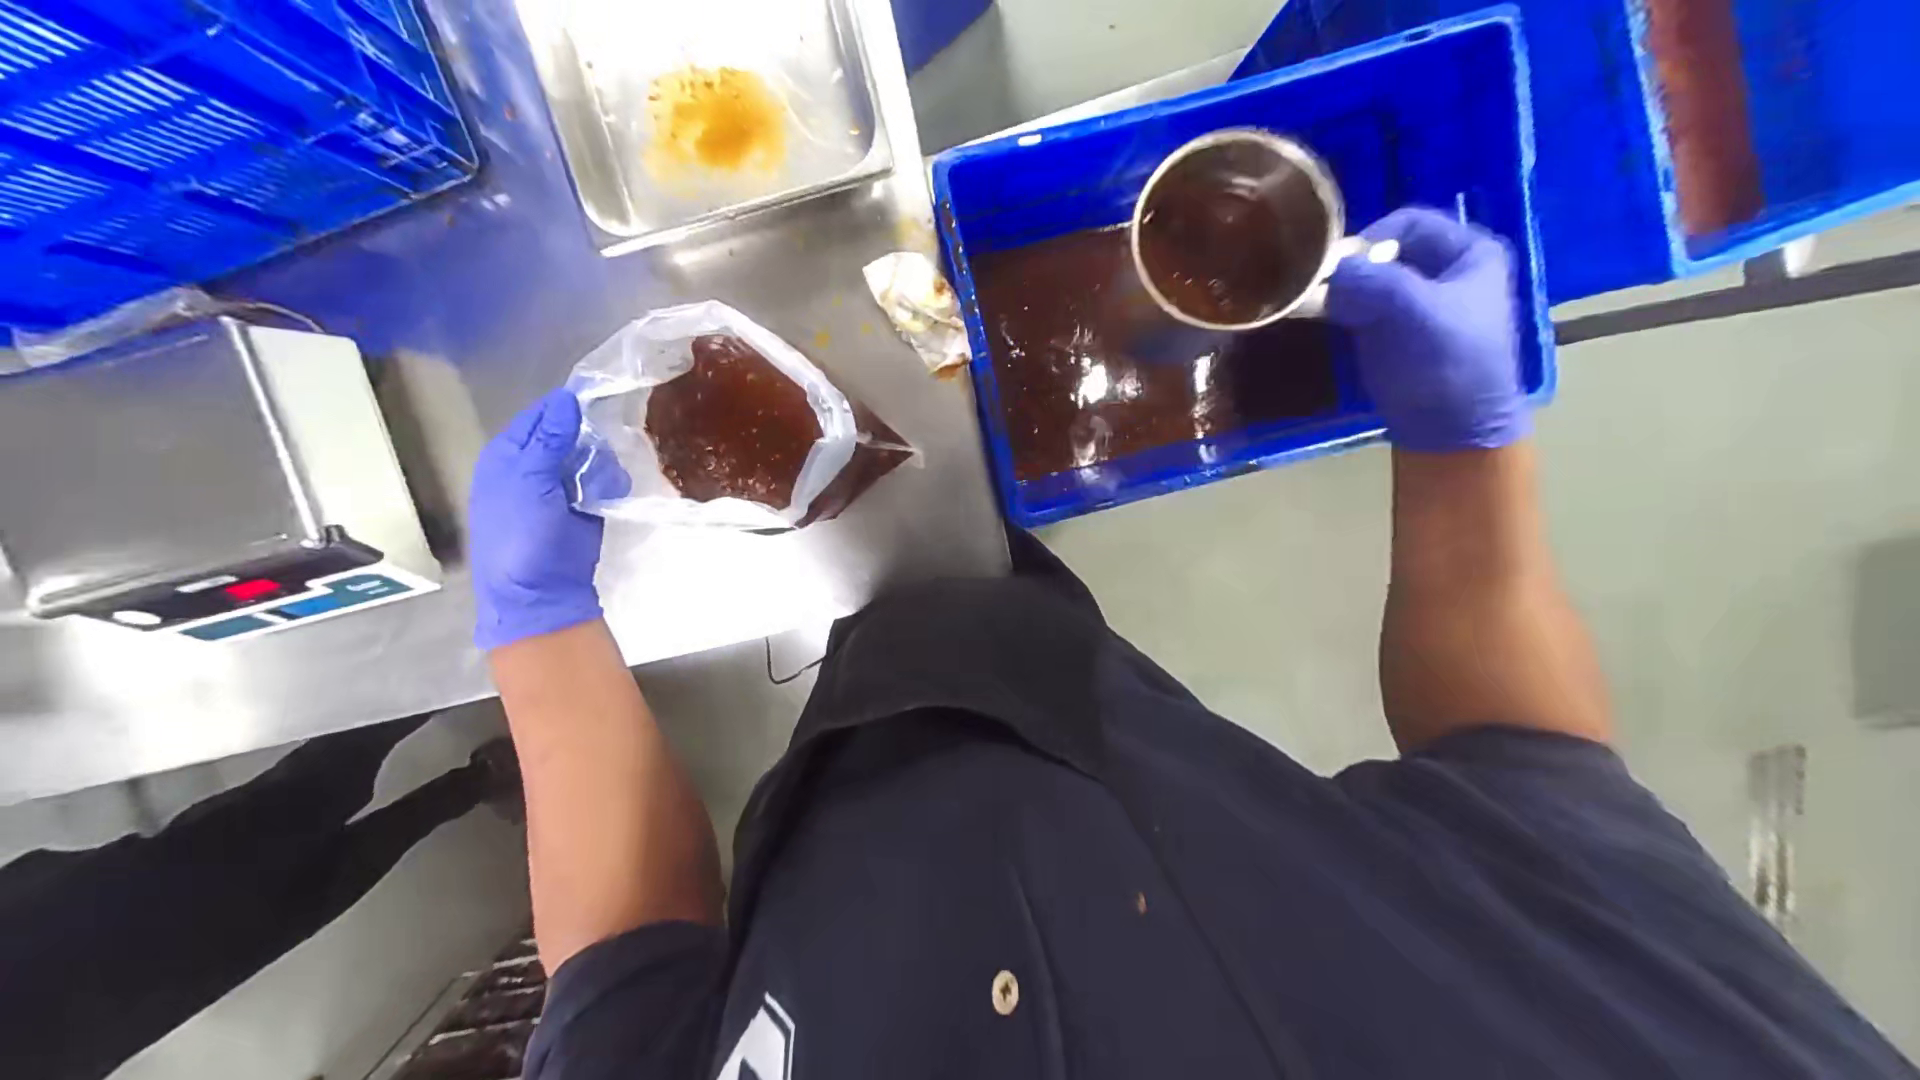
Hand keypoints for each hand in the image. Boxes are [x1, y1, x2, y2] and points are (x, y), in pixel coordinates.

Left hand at [469, 388, 603, 649]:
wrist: (539, 590)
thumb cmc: (521, 533)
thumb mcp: (530, 480)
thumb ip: (550, 440)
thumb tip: (566, 399)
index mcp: (510, 455)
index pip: (539, 416)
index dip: (565, 406)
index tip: (598, 393)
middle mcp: (536, 467)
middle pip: (570, 435)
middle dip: (590, 438)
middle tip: (607, 439)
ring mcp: (562, 488)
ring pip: (592, 458)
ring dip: (602, 463)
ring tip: (604, 476)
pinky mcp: (588, 506)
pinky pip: (605, 483)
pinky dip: (612, 483)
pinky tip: (614, 491)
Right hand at [1325, 207, 1530, 450]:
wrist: (1449, 427)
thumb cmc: (1451, 364)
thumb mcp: (1420, 314)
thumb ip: (1376, 283)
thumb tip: (1327, 266)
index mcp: (1467, 252)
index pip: (1411, 222)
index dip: (1373, 235)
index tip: (1339, 263)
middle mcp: (1436, 270)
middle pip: (1381, 250)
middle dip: (1349, 265)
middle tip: (1318, 283)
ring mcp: (1407, 302)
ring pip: (1362, 279)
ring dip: (1335, 287)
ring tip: (1309, 299)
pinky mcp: (1382, 330)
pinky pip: (1352, 305)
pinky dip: (1330, 306)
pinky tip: (1310, 311)